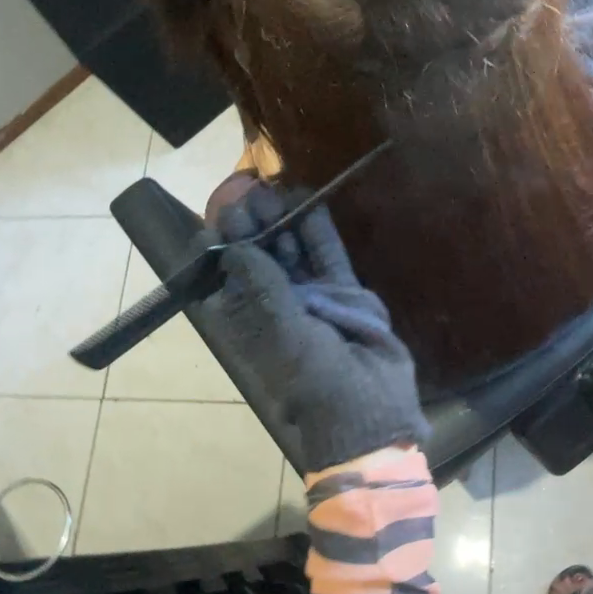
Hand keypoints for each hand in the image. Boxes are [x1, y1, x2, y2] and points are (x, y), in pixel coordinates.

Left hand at [205, 184, 427, 471]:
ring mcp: (313, 297)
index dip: (225, 242)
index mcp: (250, 319)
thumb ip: (261, 285)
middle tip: (253, 193)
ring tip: (276, 188)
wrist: (368, 404)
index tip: (225, 214)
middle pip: (261, 254)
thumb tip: (233, 247)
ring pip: (294, 249)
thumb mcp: (281, 331)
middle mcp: (278, 304)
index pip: (230, 273)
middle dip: (255, 223)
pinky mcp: (346, 293)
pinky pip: (328, 254)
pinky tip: (308, 198)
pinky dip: (318, 228)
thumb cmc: (313, 376)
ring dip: (283, 219)